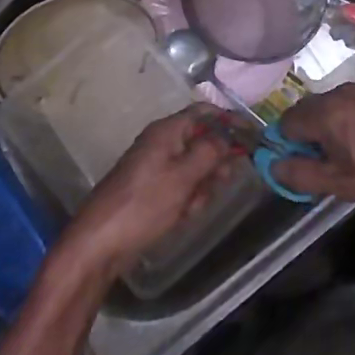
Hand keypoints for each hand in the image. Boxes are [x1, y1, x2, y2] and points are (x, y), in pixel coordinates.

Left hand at [59, 106, 240, 277]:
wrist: (100, 243)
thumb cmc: (145, 204)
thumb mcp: (184, 175)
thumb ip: (211, 151)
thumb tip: (229, 136)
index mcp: (167, 130)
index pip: (206, 112)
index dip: (230, 120)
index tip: (253, 135)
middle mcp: (162, 142)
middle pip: (203, 142)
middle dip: (214, 165)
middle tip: (219, 184)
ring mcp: (156, 167)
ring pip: (195, 169)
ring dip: (201, 187)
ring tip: (191, 207)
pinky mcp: (152, 190)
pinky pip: (182, 188)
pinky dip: (187, 200)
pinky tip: (182, 216)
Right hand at [272, 84, 354, 205]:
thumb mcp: (338, 183)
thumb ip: (300, 174)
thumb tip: (273, 166)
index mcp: (324, 112)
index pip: (286, 122)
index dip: (287, 145)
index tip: (300, 164)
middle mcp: (338, 92)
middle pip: (305, 110)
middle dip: (305, 134)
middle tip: (322, 163)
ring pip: (326, 105)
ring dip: (326, 125)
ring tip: (345, 154)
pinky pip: (347, 102)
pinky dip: (344, 118)